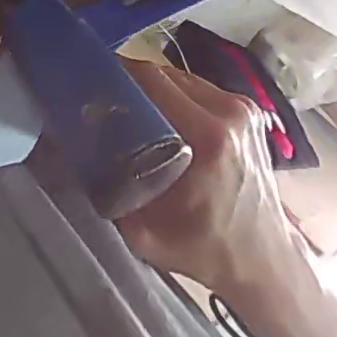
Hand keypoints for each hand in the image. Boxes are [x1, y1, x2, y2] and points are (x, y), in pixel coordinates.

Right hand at [116, 59, 322, 327]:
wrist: (264, 262)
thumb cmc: (202, 249)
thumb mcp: (143, 232)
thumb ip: (107, 191)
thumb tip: (72, 152)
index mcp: (208, 137)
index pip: (151, 79)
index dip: (117, 74)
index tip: (92, 82)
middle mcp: (229, 113)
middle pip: (165, 74)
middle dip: (131, 81)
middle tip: (106, 97)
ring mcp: (243, 110)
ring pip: (182, 78)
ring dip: (154, 88)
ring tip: (130, 105)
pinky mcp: (249, 113)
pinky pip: (199, 89)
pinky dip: (176, 96)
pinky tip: (161, 114)